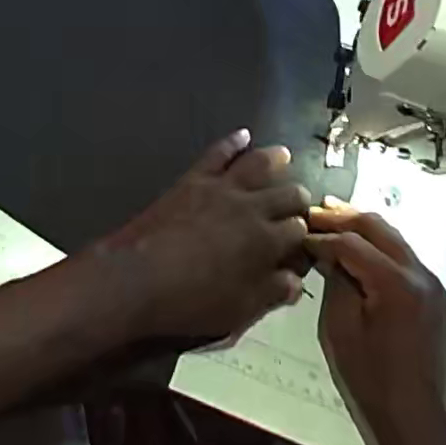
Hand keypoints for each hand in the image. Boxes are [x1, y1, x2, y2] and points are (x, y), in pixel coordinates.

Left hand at [91, 129, 310, 339]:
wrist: (142, 276)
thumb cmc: (194, 300)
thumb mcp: (240, 309)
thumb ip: (271, 292)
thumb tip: (296, 280)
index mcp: (266, 241)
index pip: (298, 230)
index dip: (303, 234)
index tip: (303, 238)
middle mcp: (250, 207)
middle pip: (286, 194)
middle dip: (297, 198)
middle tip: (300, 200)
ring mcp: (221, 187)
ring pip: (257, 164)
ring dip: (275, 159)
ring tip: (284, 154)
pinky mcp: (195, 178)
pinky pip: (218, 153)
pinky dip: (232, 142)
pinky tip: (243, 135)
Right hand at [306, 199, 445, 444]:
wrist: (417, 423)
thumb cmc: (373, 382)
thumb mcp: (340, 328)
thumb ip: (335, 281)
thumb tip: (327, 252)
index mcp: (397, 285)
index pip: (352, 242)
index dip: (322, 236)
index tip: (299, 232)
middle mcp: (420, 276)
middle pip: (376, 227)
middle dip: (342, 216)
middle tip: (313, 211)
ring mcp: (431, 284)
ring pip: (392, 235)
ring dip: (361, 225)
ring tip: (331, 217)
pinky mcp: (433, 294)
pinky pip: (402, 253)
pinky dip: (377, 243)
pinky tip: (356, 245)